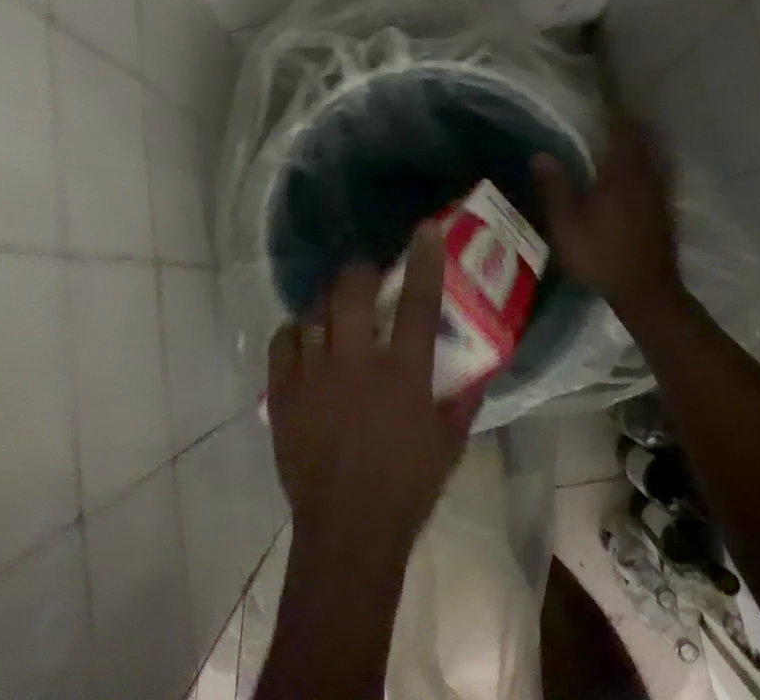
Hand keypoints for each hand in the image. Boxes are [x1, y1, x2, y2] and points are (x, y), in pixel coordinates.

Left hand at [267, 226, 482, 561]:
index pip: (420, 304)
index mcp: (404, 375)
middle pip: (353, 291)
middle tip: (367, 278)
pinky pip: (282, 341)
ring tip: (335, 313)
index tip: (424, 229)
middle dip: (361, 273)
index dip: (424, 260)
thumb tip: (477, 370)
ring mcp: (313, 375)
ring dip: (328, 304)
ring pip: (314, 311)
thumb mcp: (449, 443)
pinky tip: (304, 340)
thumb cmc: (408, 488)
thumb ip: (464, 400)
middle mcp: (356, 363)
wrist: (347, 528)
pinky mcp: (282, 392)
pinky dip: (295, 333)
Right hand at [531, 124, 685, 317]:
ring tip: (627, 136)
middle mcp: (646, 177)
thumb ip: (555, 188)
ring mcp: (660, 193)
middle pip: (644, 138)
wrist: (646, 291)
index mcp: (621, 175)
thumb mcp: (566, 225)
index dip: (614, 113)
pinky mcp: (666, 209)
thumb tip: (540, 155)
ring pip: (656, 155)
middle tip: (613, 114)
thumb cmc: (601, 256)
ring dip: (644, 141)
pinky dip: (651, 162)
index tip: (603, 100)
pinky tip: (639, 171)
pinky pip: (660, 172)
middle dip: (631, 123)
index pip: (622, 131)